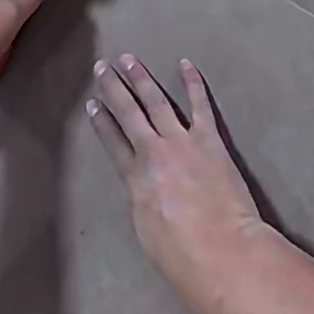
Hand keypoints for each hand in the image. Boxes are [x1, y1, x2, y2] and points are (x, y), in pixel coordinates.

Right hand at [88, 54, 274, 308]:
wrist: (222, 250)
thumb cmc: (181, 254)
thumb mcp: (146, 229)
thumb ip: (141, 197)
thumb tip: (141, 182)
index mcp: (136, 178)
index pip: (113, 143)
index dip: (101, 122)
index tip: (92, 103)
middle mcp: (155, 152)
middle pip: (129, 113)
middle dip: (114, 88)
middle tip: (102, 67)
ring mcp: (183, 141)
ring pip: (157, 101)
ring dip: (142, 78)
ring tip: (128, 59)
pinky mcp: (209, 138)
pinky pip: (200, 104)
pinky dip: (192, 82)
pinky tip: (185, 64)